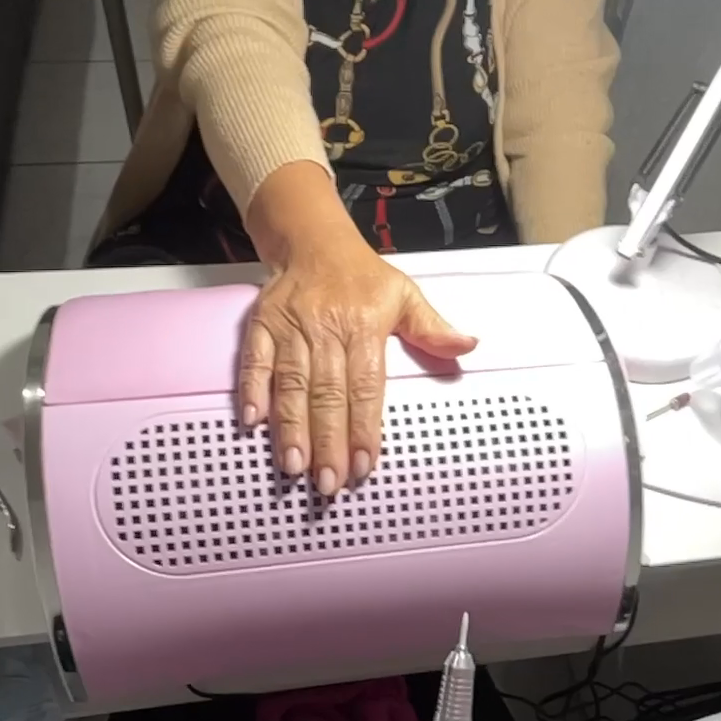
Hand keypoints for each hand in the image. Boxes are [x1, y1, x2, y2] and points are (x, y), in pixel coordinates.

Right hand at [241, 162, 476, 495]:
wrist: (312, 238)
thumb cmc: (361, 276)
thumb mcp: (404, 294)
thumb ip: (432, 328)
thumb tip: (468, 346)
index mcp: (364, 324)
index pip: (366, 386)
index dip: (364, 428)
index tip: (365, 465)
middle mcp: (326, 327)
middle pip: (327, 393)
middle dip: (328, 441)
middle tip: (329, 482)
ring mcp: (291, 326)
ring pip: (291, 383)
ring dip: (291, 428)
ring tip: (295, 467)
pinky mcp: (262, 324)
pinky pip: (254, 361)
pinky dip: (252, 390)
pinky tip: (253, 424)